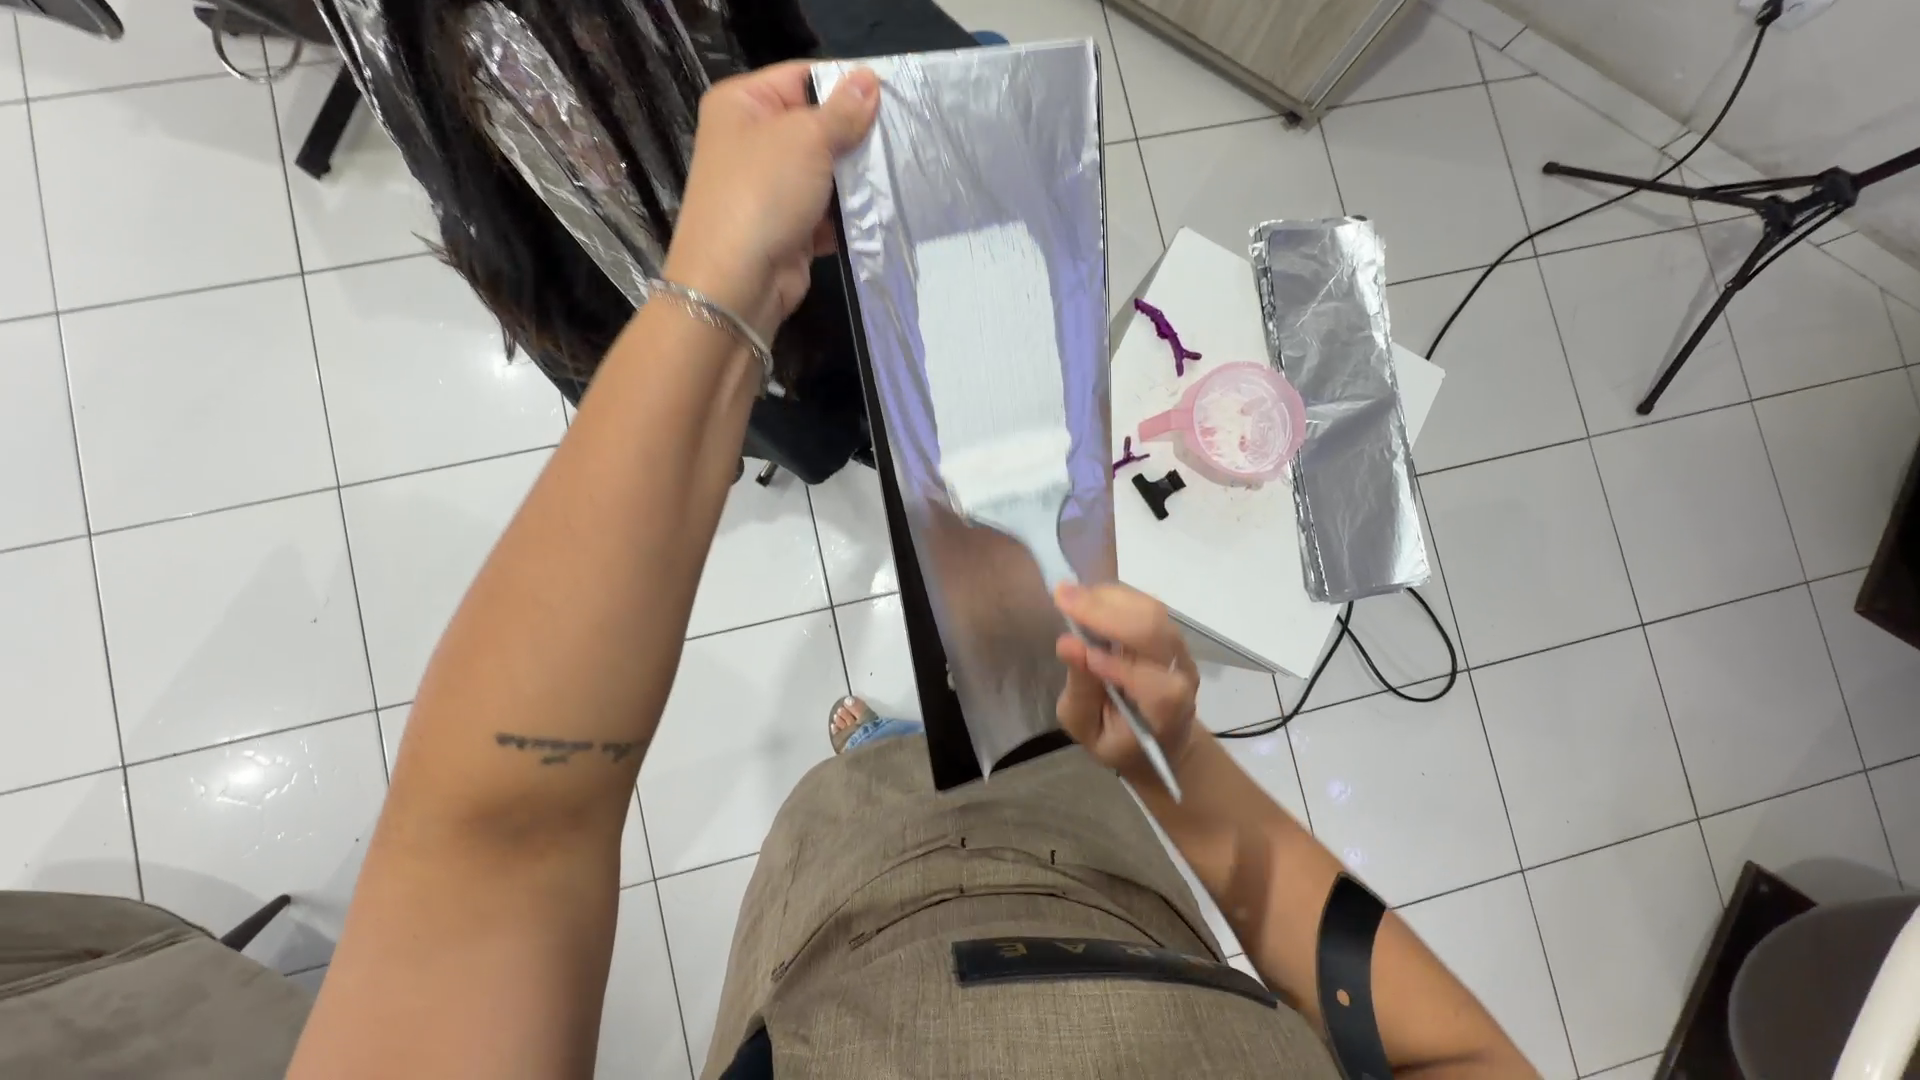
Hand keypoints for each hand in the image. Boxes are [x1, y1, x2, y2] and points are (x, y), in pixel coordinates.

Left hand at [662, 61, 879, 339]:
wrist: (736, 281)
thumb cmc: (763, 194)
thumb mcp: (806, 139)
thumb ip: (842, 111)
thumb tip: (870, 80)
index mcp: (743, 104)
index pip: (802, 77)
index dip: (845, 84)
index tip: (891, 95)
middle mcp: (753, 142)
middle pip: (817, 126)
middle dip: (856, 135)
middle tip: (902, 137)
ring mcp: (771, 189)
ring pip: (826, 173)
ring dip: (858, 179)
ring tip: (899, 174)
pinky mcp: (789, 229)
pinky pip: (827, 214)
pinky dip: (850, 216)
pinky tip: (882, 212)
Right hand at [1054, 584, 1202, 787]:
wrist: (1160, 737)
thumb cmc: (1120, 741)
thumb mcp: (1089, 731)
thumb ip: (1081, 693)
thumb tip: (1068, 644)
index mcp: (1167, 713)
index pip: (1156, 686)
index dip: (1118, 665)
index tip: (1076, 647)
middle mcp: (1181, 674)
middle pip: (1153, 631)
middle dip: (1105, 611)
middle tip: (1061, 598)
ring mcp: (1178, 649)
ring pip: (1149, 610)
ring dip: (1107, 598)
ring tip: (1069, 596)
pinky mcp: (1168, 632)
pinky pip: (1144, 605)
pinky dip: (1113, 597)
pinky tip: (1086, 599)